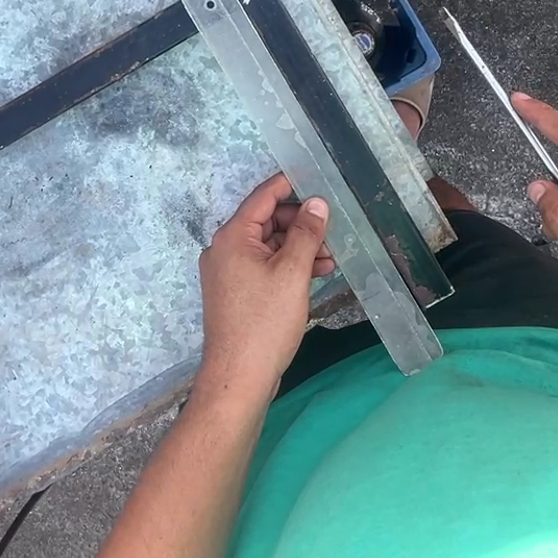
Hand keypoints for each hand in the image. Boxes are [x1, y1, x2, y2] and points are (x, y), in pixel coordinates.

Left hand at [195, 173, 332, 403]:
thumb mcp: (292, 273)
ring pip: (269, 246)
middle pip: (267, 221)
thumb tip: (317, 202)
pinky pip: (265, 266)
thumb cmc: (264, 322)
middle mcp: (224, 249)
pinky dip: (289, 266)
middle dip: (301, 224)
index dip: (290, 185)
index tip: (317, 179)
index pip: (263, 197)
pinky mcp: (236, 292)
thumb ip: (306, 233)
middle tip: (333, 231)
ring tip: (332, 257)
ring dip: (299, 247)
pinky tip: (317, 273)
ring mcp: (228, 272)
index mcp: (232, 236)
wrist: (239, 379)